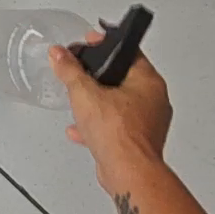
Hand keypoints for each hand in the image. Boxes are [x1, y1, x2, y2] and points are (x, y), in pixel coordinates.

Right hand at [49, 32, 171, 193]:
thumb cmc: (118, 133)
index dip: (105, 44)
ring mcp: (149, 122)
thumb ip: (69, 70)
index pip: (128, 51)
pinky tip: (81, 129)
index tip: (89, 41)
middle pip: (124, 76)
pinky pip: (117, 126)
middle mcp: (154, 100)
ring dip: (99, 101)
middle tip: (82, 70)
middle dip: (99, 74)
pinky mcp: (140, 142)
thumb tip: (60, 54)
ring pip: (121, 103)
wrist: (128, 172)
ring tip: (80, 100)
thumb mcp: (83, 93)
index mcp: (148, 82)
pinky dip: (99, 124)